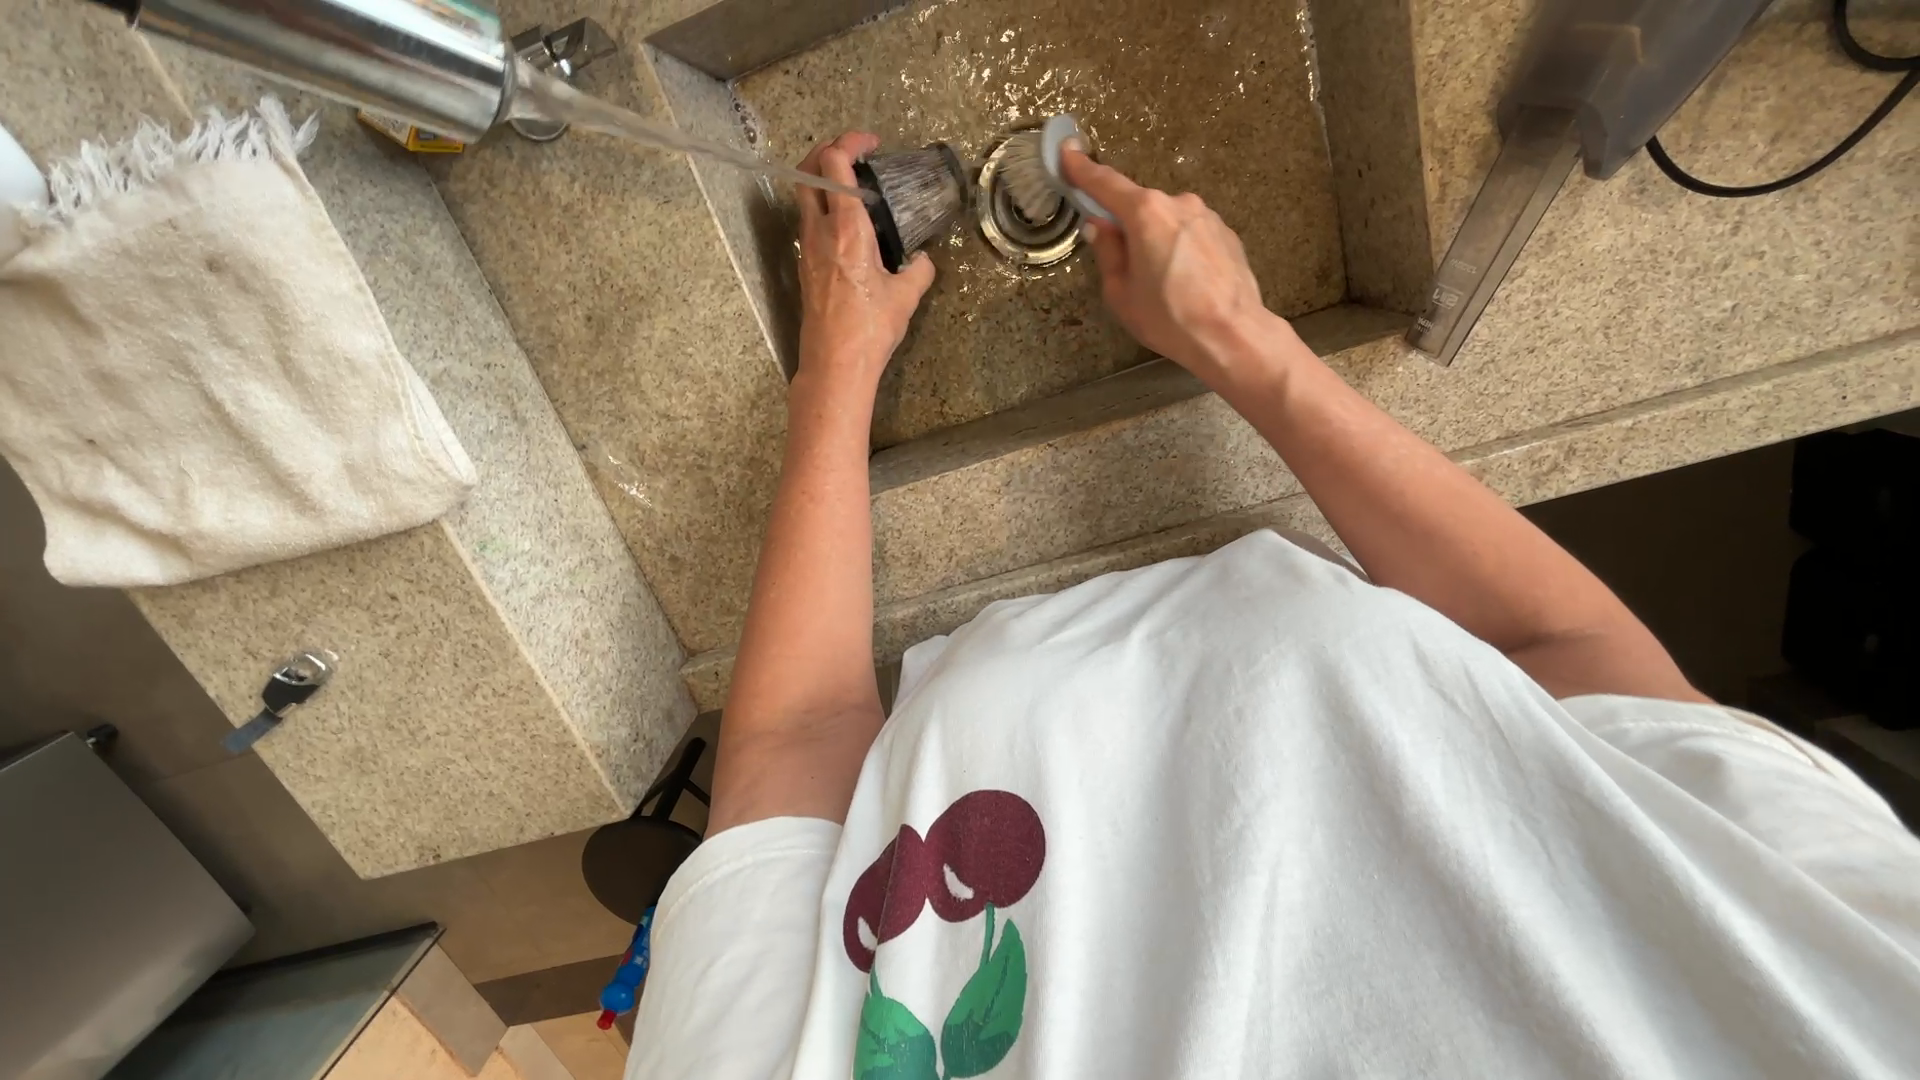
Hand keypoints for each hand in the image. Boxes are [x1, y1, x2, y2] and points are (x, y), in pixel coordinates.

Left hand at [794, 133, 936, 394]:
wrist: (836, 365)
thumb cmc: (870, 330)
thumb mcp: (905, 297)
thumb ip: (918, 270)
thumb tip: (922, 260)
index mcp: (847, 230)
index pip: (834, 164)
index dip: (848, 141)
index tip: (869, 143)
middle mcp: (820, 233)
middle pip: (807, 173)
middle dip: (826, 152)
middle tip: (853, 156)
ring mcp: (807, 250)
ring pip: (805, 199)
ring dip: (823, 182)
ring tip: (854, 190)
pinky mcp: (805, 268)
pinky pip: (810, 225)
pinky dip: (824, 210)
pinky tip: (848, 227)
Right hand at [1061, 148, 1286, 388]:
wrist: (1231, 334)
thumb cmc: (1169, 318)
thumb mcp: (1121, 293)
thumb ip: (1108, 253)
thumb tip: (1101, 227)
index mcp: (1145, 214)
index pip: (1106, 184)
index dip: (1083, 170)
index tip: (1068, 154)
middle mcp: (1178, 203)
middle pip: (1139, 207)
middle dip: (1127, 229)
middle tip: (1124, 269)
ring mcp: (1206, 216)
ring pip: (1166, 222)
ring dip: (1156, 243)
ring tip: (1160, 286)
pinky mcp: (1225, 232)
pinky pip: (1189, 235)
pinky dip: (1179, 251)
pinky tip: (1184, 284)